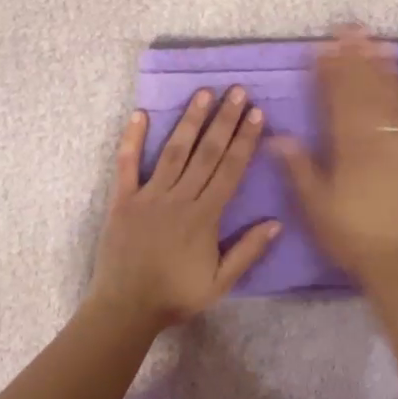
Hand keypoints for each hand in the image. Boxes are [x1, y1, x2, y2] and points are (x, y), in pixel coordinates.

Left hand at [85, 88, 278, 333]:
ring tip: (203, 93)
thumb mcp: (220, 283)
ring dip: (189, 120)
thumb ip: (247, 252)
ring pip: (173, 151)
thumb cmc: (175, 297)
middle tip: (237, 91)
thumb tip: (275, 223)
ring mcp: (148, 196)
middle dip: (224, 120)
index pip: (230, 170)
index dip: (245, 140)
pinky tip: (140, 114)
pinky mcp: (122, 201)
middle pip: (206, 153)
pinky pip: (126, 165)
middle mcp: (179, 199)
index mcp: (204, 217)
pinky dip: (131, 139)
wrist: (125, 308)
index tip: (257, 114)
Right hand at [273, 27, 397, 283]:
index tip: (321, 48)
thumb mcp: (314, 205)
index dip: (329, 72)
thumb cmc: (348, 234)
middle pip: (367, 90)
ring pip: (393, 97)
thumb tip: (276, 136)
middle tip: (350, 29)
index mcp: (349, 148)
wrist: (395, 260)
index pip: (338, 100)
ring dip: (383, 68)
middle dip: (356, 58)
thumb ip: (298, 167)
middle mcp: (379, 139)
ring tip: (376, 41)